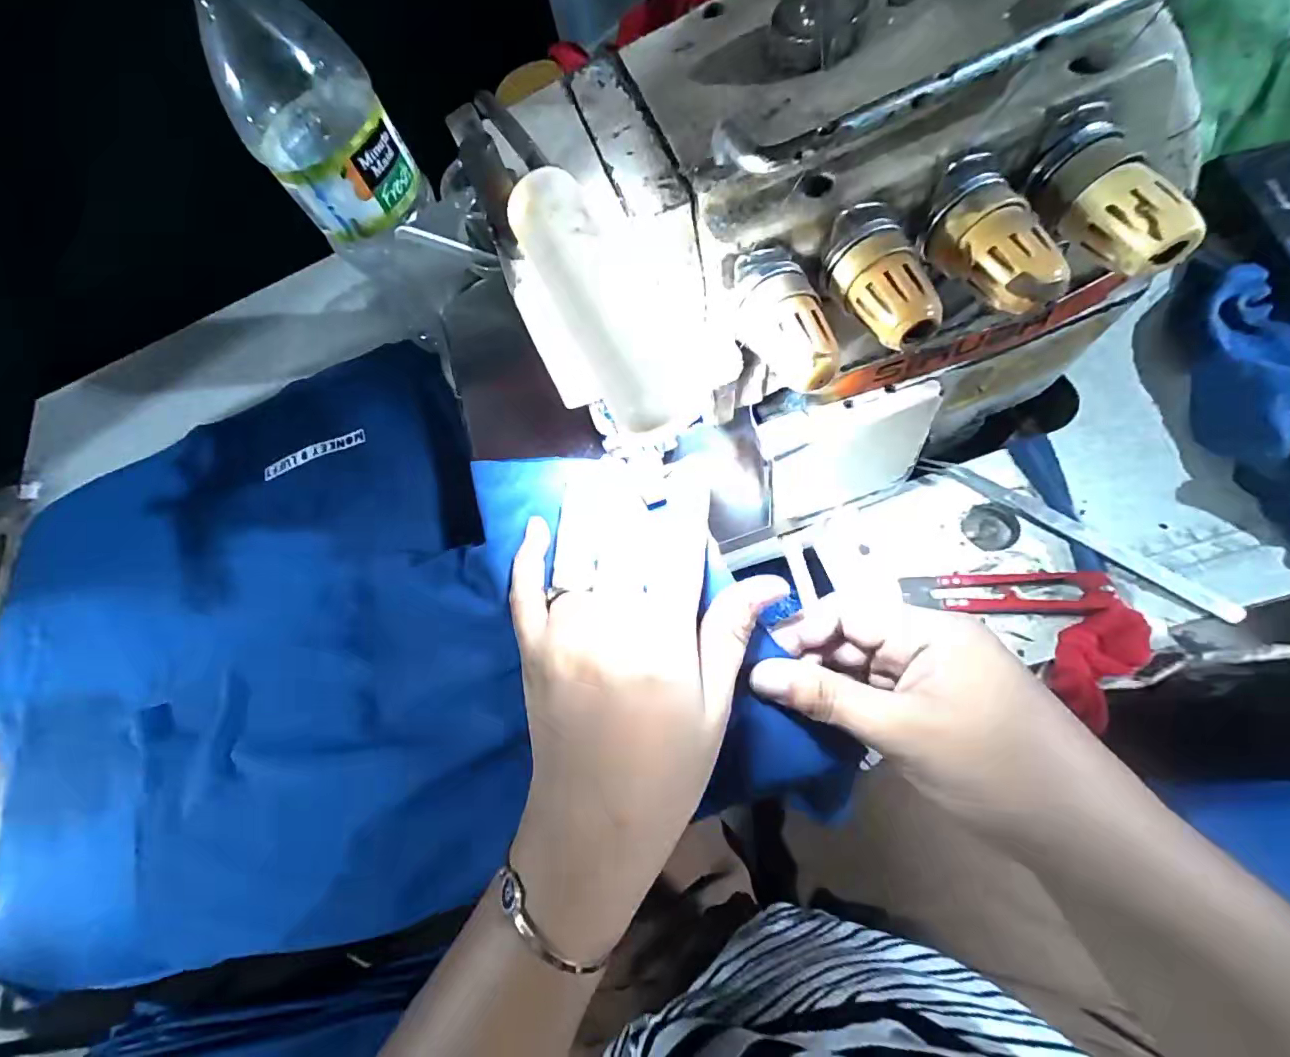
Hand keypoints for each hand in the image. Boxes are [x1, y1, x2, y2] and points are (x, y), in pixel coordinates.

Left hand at [505, 471, 785, 961]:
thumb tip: (767, 583)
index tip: (692, 472)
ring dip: (584, 511)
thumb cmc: (668, 774)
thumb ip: (728, 636)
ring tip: (594, 476)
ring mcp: (561, 634)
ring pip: (572, 555)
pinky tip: (535, 527)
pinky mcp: (530, 650)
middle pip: (620, 541)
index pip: (676, 551)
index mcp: (660, 640)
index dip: (686, 505)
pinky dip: (526, 557)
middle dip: (631, 496)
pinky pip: (522, 593)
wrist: (591, 824)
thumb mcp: (713, 710)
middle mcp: (607, 624)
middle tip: (637, 465)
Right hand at [749, 594, 1131, 843]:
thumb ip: (826, 697)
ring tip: (782, 705)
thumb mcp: (899, 731)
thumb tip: (758, 674)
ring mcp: (932, 674)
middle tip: (763, 688)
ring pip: (863, 666)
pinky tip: (818, 720)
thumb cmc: (990, 768)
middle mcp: (929, 640)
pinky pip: (879, 693)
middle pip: (854, 635)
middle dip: (809, 658)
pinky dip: (850, 704)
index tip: (762, 660)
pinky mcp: (933, 705)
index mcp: (929, 628)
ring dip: (826, 684)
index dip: (803, 630)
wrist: (1079, 831)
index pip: (849, 609)